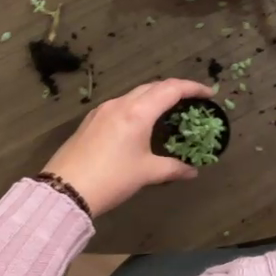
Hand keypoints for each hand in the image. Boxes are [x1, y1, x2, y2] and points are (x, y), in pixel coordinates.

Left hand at [43, 79, 217, 214]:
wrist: (66, 189)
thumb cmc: (112, 178)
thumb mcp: (146, 173)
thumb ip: (173, 168)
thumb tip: (192, 172)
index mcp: (138, 112)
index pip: (171, 89)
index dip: (193, 88)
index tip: (209, 93)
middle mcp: (121, 103)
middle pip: (153, 87)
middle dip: (174, 90)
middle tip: (191, 102)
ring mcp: (103, 110)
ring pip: (135, 94)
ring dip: (154, 97)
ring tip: (168, 111)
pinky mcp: (91, 119)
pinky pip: (121, 104)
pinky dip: (137, 106)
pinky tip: (140, 123)